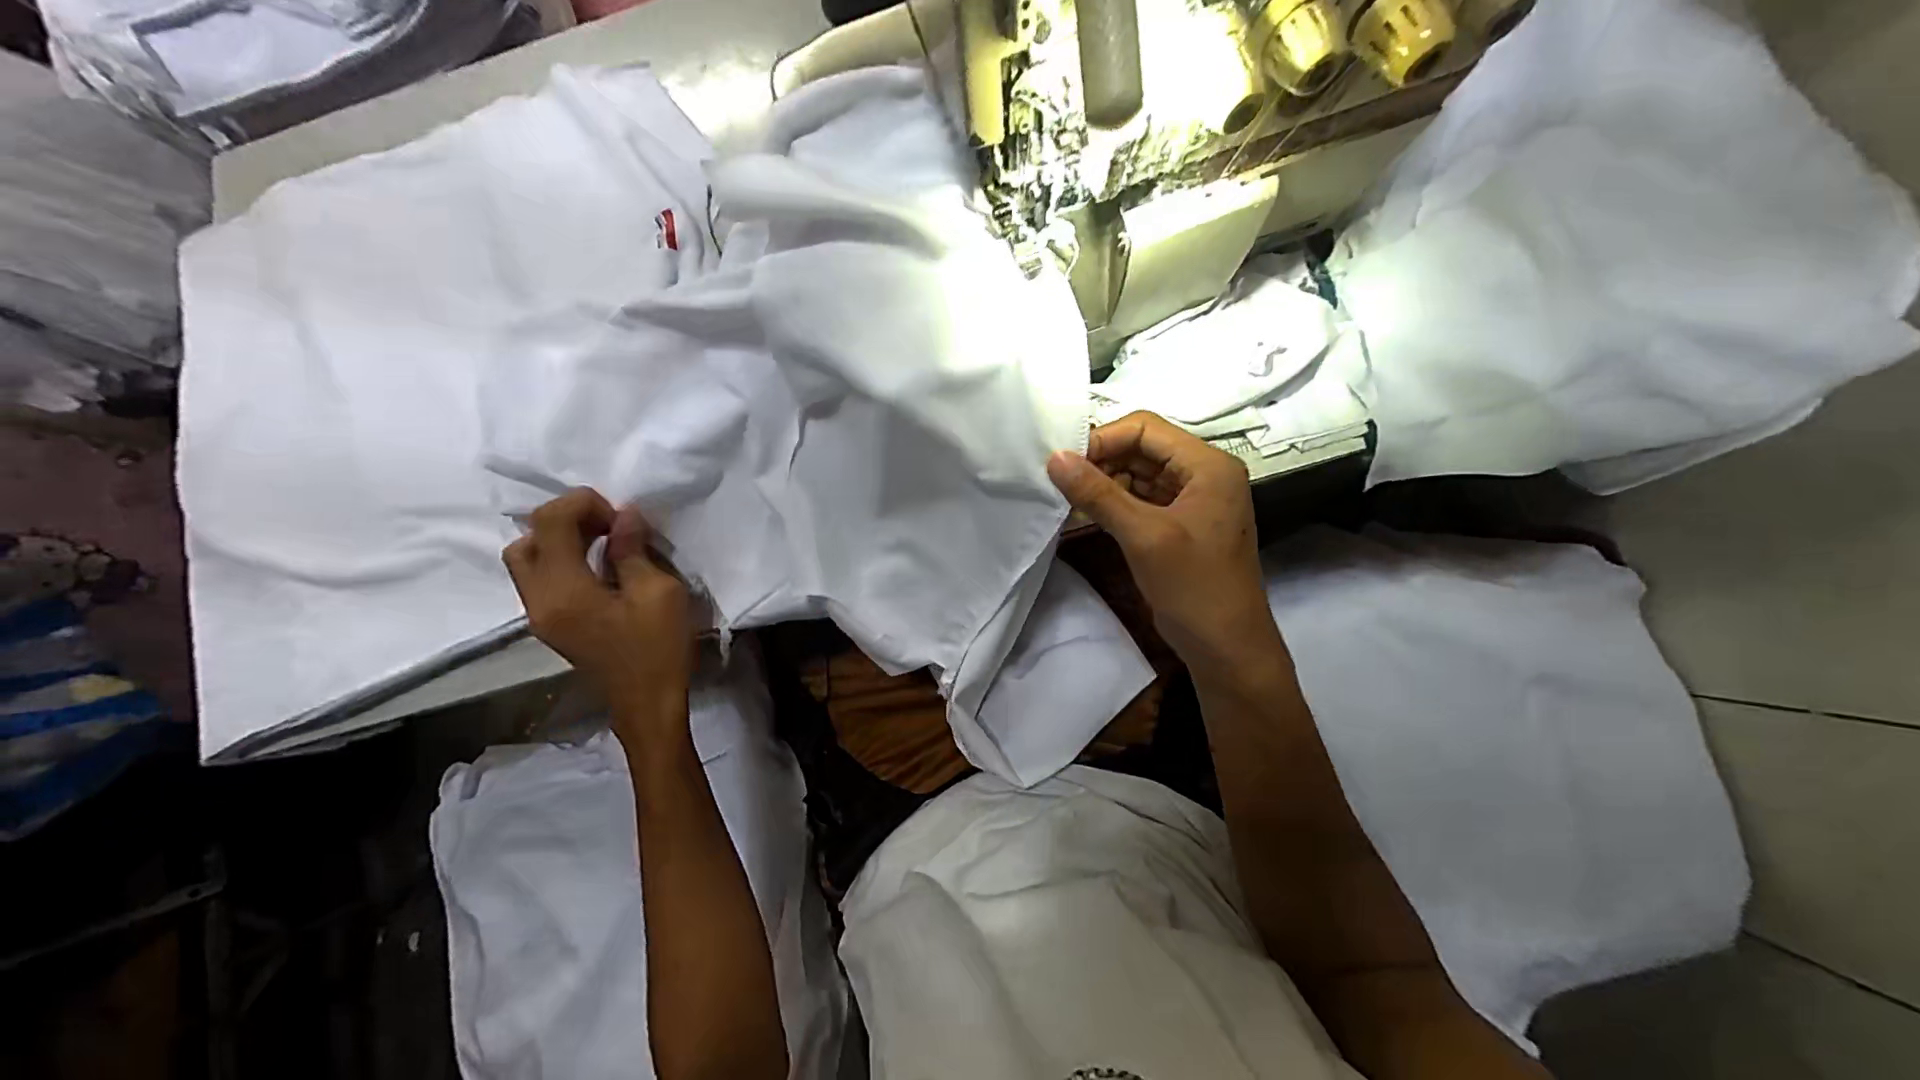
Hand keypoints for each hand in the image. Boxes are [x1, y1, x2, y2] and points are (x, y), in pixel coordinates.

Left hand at [502, 488, 694, 717]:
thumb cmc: (658, 648)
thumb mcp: (659, 592)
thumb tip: (623, 517)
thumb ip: (633, 550)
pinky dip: (562, 558)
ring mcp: (539, 614)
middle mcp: (538, 599)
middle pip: (528, 536)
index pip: (549, 522)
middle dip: (567, 518)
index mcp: (563, 590)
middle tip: (609, 526)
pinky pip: (540, 576)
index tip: (621, 517)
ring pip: (527, 556)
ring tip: (603, 543)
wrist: (647, 702)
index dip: (583, 503)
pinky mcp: (549, 623)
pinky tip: (599, 566)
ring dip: (561, 538)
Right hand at [1047, 411, 1281, 670]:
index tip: (1064, 462)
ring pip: (1138, 475)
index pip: (1146, 428)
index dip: (1103, 438)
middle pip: (1142, 449)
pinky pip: (1140, 500)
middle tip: (1058, 480)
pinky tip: (1083, 513)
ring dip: (1103, 483)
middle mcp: (1203, 474)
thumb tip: (1054, 458)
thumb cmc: (1194, 586)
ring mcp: (1192, 500)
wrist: (1227, 647)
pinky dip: (1113, 504)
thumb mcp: (1143, 536)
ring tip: (1065, 497)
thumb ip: (1098, 493)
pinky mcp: (1179, 525)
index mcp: (1208, 465)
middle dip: (1100, 461)